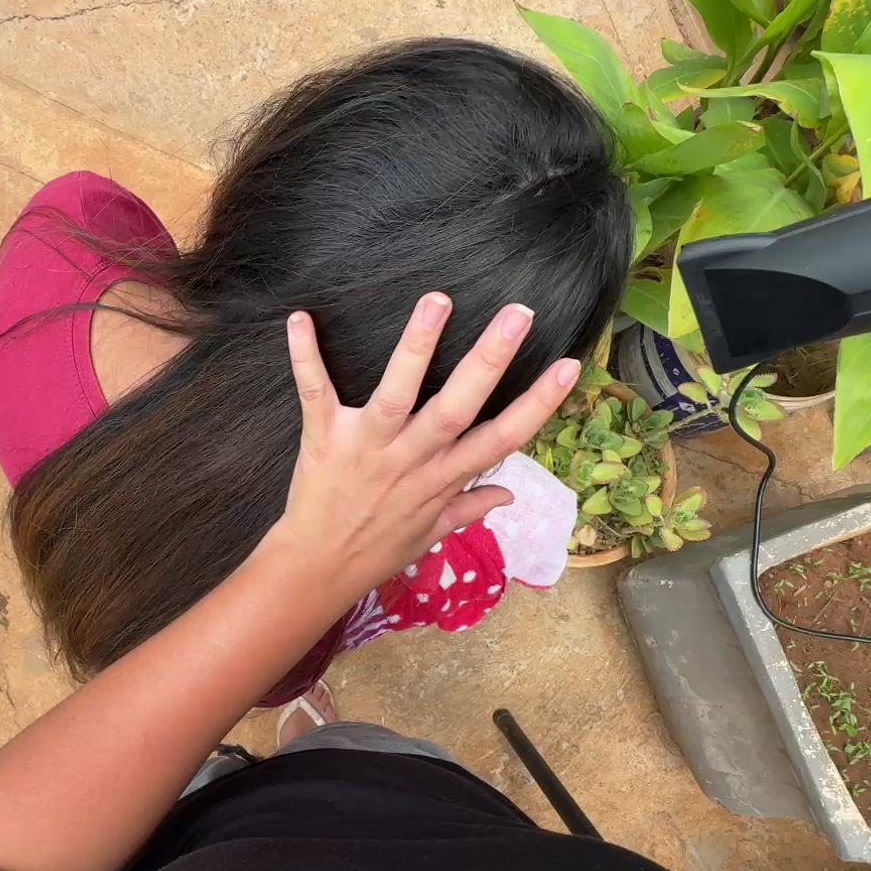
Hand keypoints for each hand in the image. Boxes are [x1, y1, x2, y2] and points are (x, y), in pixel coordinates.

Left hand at [258, 292, 581, 608]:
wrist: (316, 569)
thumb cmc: (375, 551)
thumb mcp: (430, 535)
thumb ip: (468, 508)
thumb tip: (510, 494)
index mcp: (440, 479)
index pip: (501, 440)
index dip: (538, 405)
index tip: (570, 366)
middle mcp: (410, 459)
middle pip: (457, 407)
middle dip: (489, 360)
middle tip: (517, 313)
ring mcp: (366, 447)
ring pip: (396, 393)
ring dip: (416, 347)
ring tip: (436, 301)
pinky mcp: (323, 438)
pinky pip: (315, 393)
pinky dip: (306, 357)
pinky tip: (300, 320)